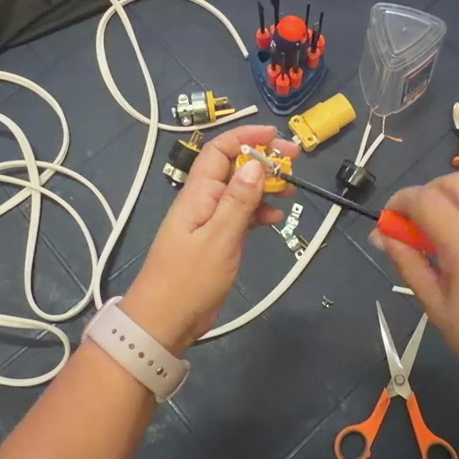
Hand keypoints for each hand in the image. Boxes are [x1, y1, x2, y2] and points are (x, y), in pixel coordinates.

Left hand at [122, 126, 293, 354]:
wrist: (164, 321)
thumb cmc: (189, 279)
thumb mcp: (219, 238)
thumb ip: (238, 200)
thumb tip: (256, 163)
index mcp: (198, 193)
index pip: (220, 150)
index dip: (246, 137)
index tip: (276, 137)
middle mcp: (203, 200)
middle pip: (233, 167)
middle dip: (262, 159)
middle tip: (294, 160)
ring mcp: (209, 221)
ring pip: (239, 191)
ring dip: (264, 186)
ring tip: (290, 191)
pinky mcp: (216, 240)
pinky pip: (239, 215)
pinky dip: (258, 212)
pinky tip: (274, 219)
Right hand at [370, 173, 458, 401]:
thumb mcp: (435, 306)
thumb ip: (407, 262)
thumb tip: (379, 234)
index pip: (427, 200)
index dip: (400, 201)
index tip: (389, 219)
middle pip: (454, 181)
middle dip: (426, 192)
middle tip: (413, 221)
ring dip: (449, 203)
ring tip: (439, 237)